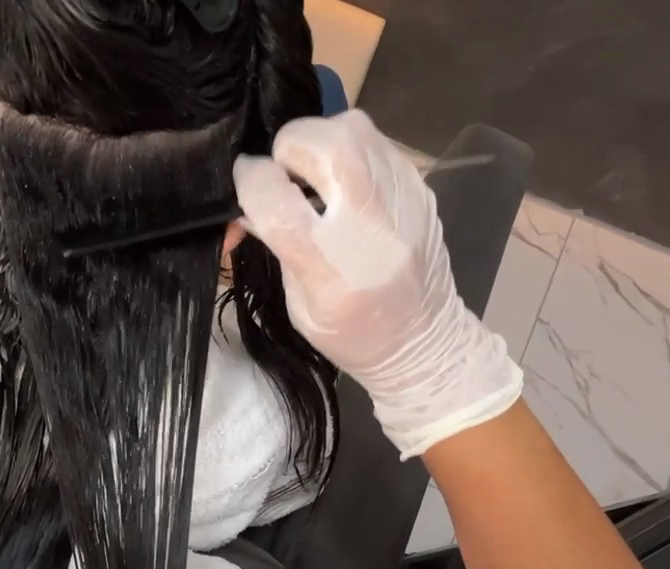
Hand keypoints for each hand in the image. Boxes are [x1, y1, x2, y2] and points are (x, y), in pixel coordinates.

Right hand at [233, 110, 521, 457]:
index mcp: (330, 268)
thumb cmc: (350, 335)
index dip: (249, 181)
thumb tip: (252, 202)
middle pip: (320, 142)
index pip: (275, 200)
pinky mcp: (420, 183)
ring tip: (318, 177)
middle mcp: (369, 224)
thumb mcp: (299, 306)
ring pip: (351, 126)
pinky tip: (347, 184)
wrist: (423, 341)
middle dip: (290, 149)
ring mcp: (402, 197)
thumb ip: (278, 247)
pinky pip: (376, 140)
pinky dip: (350, 152)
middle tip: (288, 177)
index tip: (246, 184)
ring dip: (320, 143)